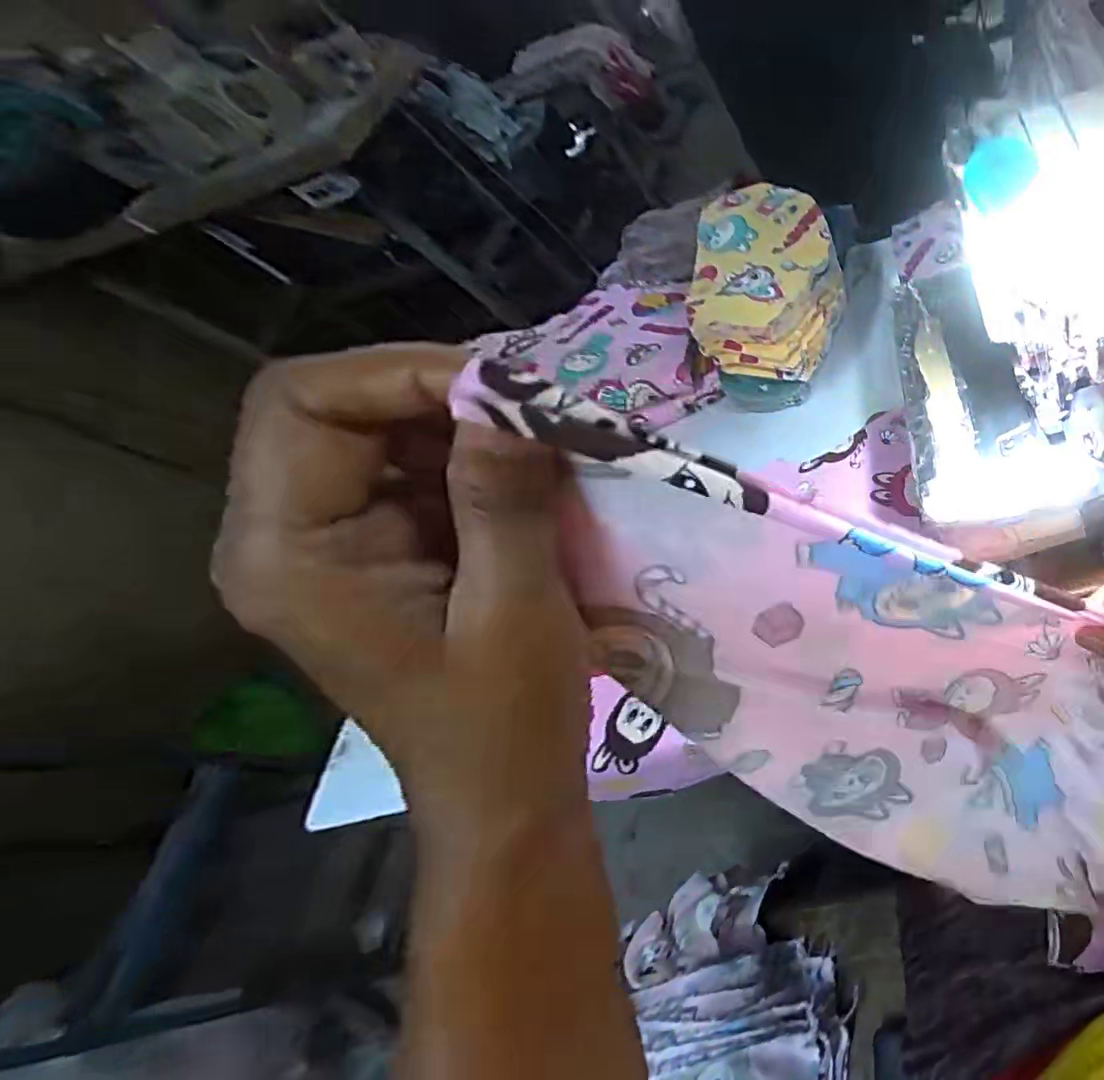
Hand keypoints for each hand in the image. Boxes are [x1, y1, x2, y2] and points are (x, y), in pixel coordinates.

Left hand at [211, 345, 589, 835]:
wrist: (507, 791)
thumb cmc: (505, 718)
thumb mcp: (515, 608)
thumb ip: (504, 502)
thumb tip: (514, 399)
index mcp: (291, 552)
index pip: (305, 406)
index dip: (404, 375)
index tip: (511, 386)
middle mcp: (295, 534)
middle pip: (341, 410)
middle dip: (445, 393)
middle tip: (542, 402)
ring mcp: (345, 542)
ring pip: (391, 435)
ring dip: (473, 422)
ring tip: (554, 429)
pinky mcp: (395, 551)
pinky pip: (429, 473)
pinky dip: (487, 457)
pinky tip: (543, 468)